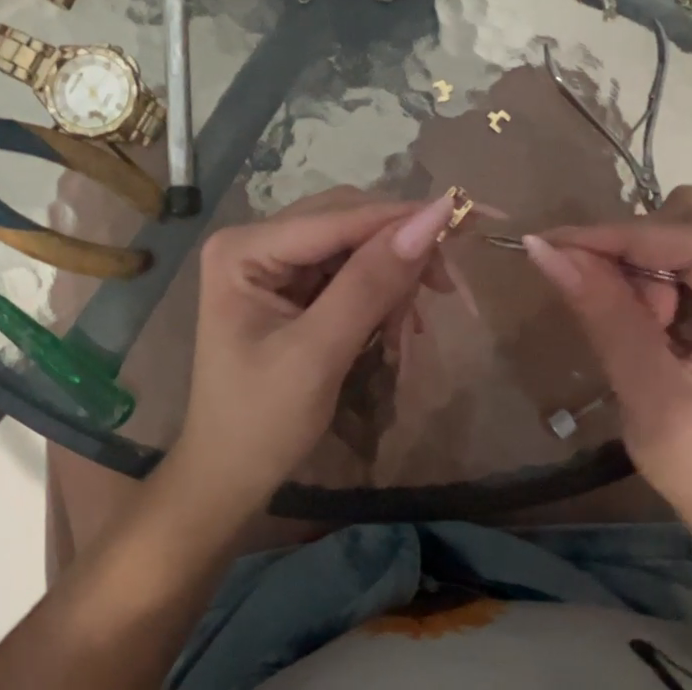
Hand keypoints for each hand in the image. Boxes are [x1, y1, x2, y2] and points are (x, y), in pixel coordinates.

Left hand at [174, 189, 454, 511]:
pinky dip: (378, 292)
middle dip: (397, 249)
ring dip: (392, 274)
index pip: (334, 217)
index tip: (464, 218)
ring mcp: (270, 262)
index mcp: (242, 249)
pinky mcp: (289, 286)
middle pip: (345, 220)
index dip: (400, 217)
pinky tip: (397, 324)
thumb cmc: (261, 422)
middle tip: (446, 287)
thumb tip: (431, 219)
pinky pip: (347, 269)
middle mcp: (253, 241)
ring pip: (352, 243)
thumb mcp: (318, 354)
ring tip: (411, 325)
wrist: (228, 474)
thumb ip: (371, 284)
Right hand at [521, 186, 691, 567]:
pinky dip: (657, 273)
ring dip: (646, 260)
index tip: (552, 241)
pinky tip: (651, 317)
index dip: (623, 235)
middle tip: (609, 305)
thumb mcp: (652, 400)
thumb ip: (606, 316)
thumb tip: (544, 248)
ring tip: (636, 319)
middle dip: (640, 251)